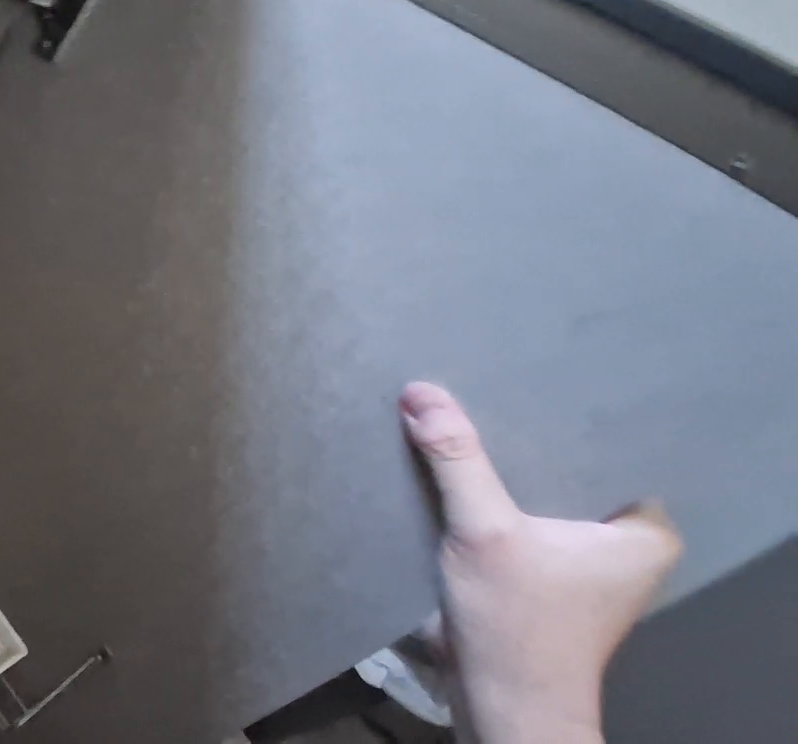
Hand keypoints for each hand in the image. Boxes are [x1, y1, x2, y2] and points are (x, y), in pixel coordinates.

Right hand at [400, 382, 682, 743]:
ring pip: (526, 480)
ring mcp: (570, 549)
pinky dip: (471, 481)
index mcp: (641, 529)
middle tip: (468, 376)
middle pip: (558, 459)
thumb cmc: (517, 621)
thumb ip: (455, 459)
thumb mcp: (484, 530)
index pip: (606, 446)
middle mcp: (613, 535)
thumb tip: (419, 390)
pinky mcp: (528, 559)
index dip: (561, 406)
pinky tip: (437, 454)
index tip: (516, 365)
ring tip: (447, 405)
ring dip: (486, 455)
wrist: (495, 695)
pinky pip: (503, 501)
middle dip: (512, 427)